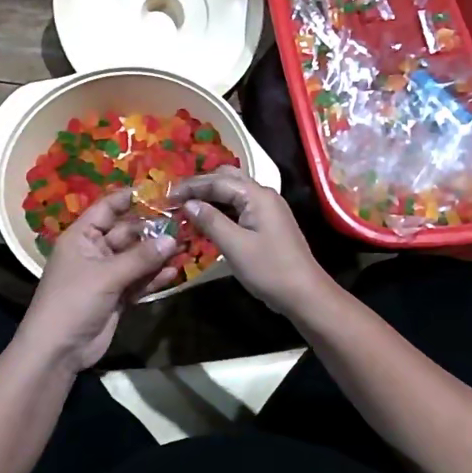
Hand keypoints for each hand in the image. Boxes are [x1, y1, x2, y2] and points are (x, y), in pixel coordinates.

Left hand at [19, 189, 178, 371]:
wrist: (58, 350)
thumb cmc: (73, 301)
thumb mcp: (107, 275)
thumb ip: (141, 257)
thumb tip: (172, 239)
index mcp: (82, 237)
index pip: (107, 209)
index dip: (129, 198)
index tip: (158, 190)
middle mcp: (95, 252)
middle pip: (128, 233)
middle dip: (153, 229)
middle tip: (184, 222)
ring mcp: (107, 275)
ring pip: (137, 259)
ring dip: (158, 254)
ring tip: (187, 245)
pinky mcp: (118, 296)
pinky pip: (140, 281)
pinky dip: (155, 278)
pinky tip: (175, 272)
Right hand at [169, 167, 335, 316]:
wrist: (304, 293)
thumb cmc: (269, 269)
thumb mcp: (235, 246)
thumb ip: (211, 221)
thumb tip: (189, 204)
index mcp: (257, 196)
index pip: (217, 181)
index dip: (191, 187)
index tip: (167, 196)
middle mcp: (264, 195)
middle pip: (227, 179)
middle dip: (201, 186)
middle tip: (176, 199)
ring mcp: (269, 209)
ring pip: (235, 192)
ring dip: (211, 196)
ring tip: (187, 208)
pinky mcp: (269, 223)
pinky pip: (241, 207)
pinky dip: (222, 209)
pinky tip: (208, 220)